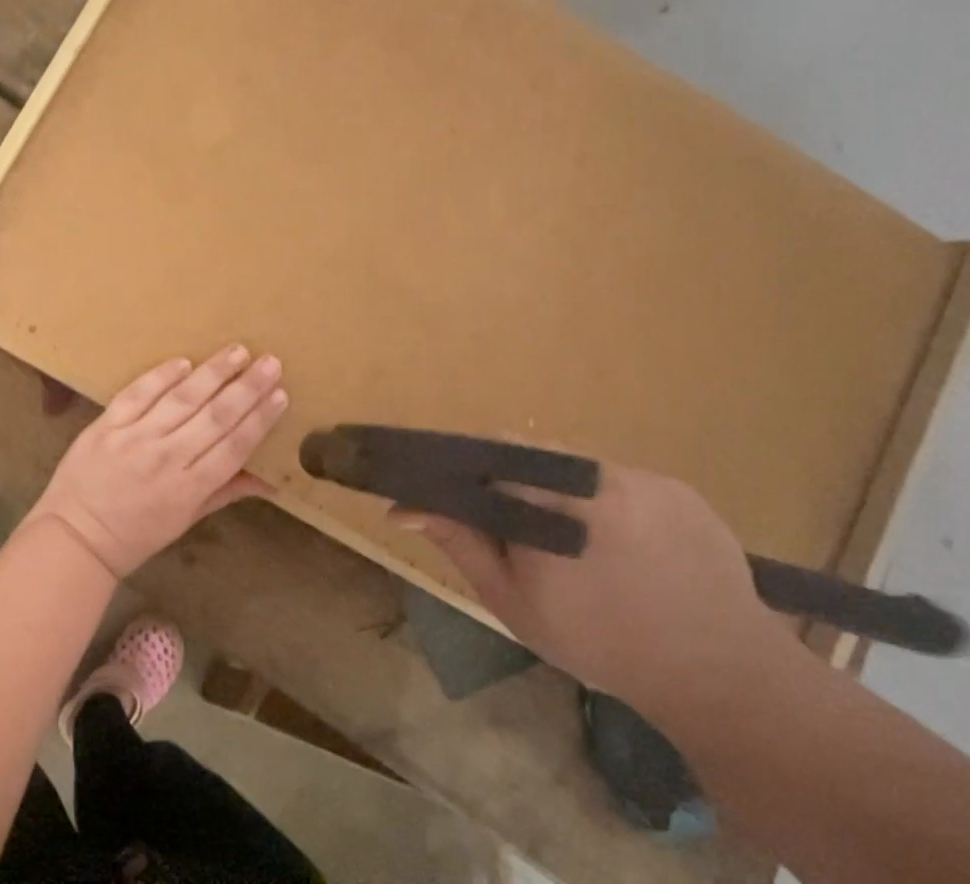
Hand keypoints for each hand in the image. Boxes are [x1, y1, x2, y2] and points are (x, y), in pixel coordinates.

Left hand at [30, 345, 288, 577]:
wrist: (76, 534)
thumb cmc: (135, 534)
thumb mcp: (185, 521)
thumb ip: (225, 492)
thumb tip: (271, 482)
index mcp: (189, 488)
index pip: (234, 446)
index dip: (259, 419)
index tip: (280, 394)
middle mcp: (165, 458)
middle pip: (214, 417)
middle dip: (246, 387)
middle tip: (270, 362)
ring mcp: (134, 438)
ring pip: (181, 399)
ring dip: (212, 373)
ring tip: (237, 352)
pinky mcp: (106, 425)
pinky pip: (138, 394)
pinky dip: (162, 376)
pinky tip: (184, 361)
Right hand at [396, 460, 793, 715]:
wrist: (720, 672)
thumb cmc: (599, 642)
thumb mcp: (511, 600)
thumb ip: (459, 543)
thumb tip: (402, 507)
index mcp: (547, 503)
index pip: (484, 453)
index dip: (461, 468)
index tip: (450, 496)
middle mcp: (595, 476)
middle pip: (529, 451)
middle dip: (508, 477)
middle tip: (508, 526)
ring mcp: (643, 479)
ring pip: (574, 463)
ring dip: (555, 487)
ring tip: (563, 537)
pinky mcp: (680, 490)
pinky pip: (619, 479)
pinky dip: (601, 500)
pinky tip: (613, 544)